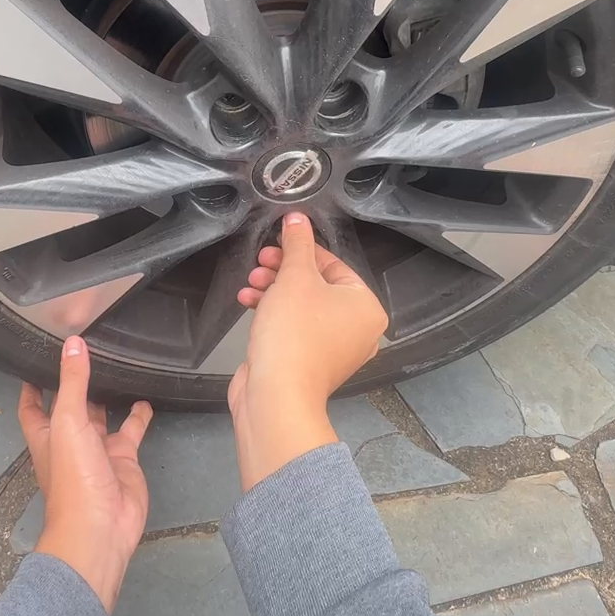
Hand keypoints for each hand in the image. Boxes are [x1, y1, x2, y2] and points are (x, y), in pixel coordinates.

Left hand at [18, 336, 152, 612]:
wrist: (102, 526)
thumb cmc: (73, 475)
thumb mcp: (69, 422)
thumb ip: (74, 382)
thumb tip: (72, 342)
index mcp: (46, 435)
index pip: (33, 405)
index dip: (32, 384)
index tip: (37, 357)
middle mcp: (69, 440)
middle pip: (70, 405)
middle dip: (76, 383)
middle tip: (88, 348)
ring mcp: (97, 449)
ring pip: (101, 415)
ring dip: (108, 395)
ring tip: (119, 363)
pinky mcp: (123, 457)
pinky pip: (131, 429)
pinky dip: (138, 414)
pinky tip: (145, 395)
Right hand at [230, 212, 388, 489]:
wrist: (276, 397)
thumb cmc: (294, 333)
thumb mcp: (294, 277)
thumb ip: (296, 244)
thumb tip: (297, 218)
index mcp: (366, 307)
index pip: (333, 264)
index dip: (301, 249)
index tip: (276, 242)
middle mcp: (357, 329)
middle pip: (316, 284)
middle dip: (283, 270)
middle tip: (261, 261)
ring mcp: (333, 349)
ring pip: (301, 305)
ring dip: (273, 289)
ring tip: (251, 283)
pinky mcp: (308, 362)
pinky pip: (293, 327)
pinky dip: (272, 312)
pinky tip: (248, 303)